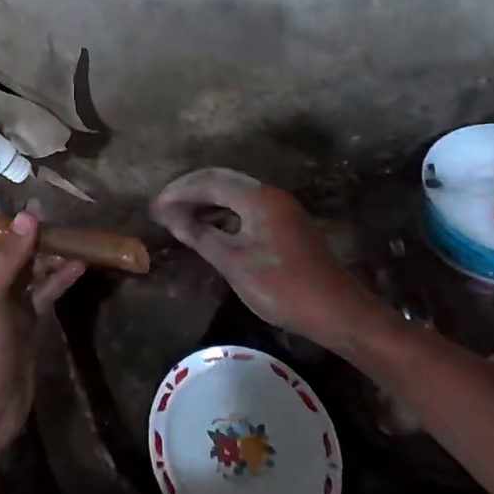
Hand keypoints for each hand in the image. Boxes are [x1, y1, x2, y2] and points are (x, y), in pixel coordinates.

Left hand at [0, 211, 85, 456]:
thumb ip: (7, 259)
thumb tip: (27, 218)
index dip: (5, 227)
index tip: (37, 212)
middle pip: (7, 256)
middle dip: (33, 241)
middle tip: (66, 225)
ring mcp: (3, 310)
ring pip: (27, 275)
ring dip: (48, 259)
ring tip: (78, 241)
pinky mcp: (25, 328)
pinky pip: (41, 297)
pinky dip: (58, 281)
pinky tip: (79, 267)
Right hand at [151, 168, 380, 345]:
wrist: (338, 313)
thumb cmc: (283, 288)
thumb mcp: (234, 263)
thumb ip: (201, 236)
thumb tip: (171, 218)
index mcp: (259, 199)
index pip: (210, 182)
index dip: (179, 192)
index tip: (154, 207)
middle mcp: (270, 195)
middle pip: (222, 181)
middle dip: (189, 191)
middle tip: (162, 207)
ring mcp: (280, 209)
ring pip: (234, 193)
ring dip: (205, 202)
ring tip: (177, 217)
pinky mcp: (284, 225)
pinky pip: (244, 207)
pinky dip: (221, 213)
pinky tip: (206, 228)